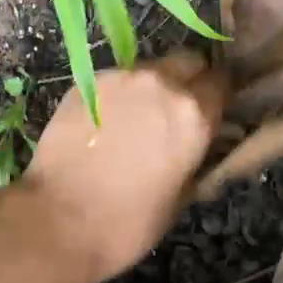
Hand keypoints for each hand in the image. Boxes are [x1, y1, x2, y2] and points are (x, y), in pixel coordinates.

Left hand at [20, 54, 226, 280]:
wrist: (61, 218)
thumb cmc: (129, 222)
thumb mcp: (180, 195)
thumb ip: (196, 155)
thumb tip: (201, 140)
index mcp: (192, 114)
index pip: (221, 81)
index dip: (220, 91)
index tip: (216, 103)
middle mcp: (161, 82)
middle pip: (187, 60)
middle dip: (189, 76)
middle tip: (177, 106)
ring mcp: (122, 76)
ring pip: (149, 67)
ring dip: (152, 85)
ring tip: (137, 116)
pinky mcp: (88, 78)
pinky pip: (116, 78)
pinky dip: (119, 93)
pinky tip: (107, 121)